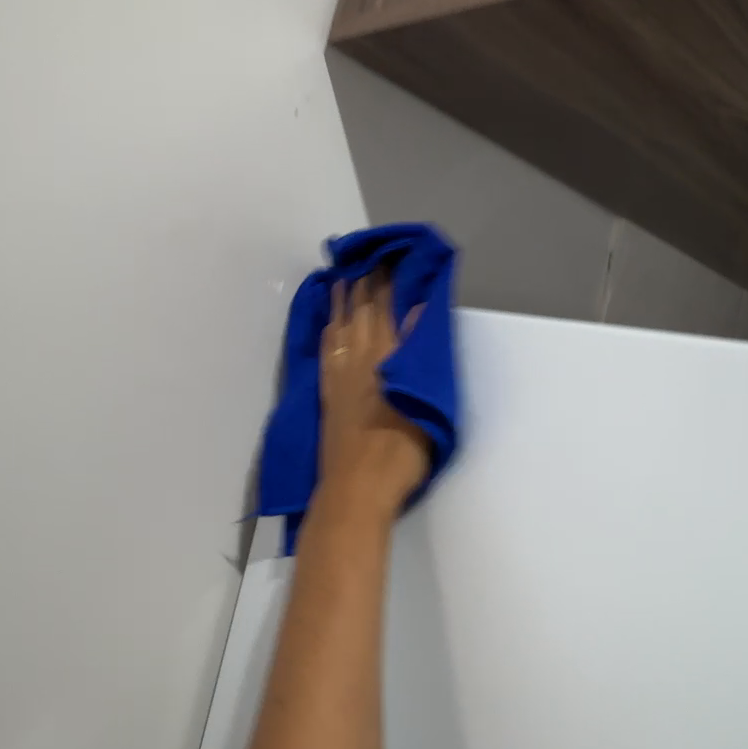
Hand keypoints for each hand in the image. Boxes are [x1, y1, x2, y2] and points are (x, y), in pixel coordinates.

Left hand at [316, 273, 427, 525]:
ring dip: (342, 301)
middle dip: (364, 283)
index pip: (385, 308)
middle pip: (359, 312)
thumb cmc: (400, 452)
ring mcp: (338, 376)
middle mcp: (357, 359)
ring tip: (344, 277)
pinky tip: (329, 322)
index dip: (387, 282)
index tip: (390, 258)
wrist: (355, 490)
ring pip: (338, 327)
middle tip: (368, 259)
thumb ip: (416, 352)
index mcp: (384, 358)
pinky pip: (325, 350)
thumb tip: (416, 311)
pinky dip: (327, 329)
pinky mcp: (326, 394)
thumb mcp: (422, 402)